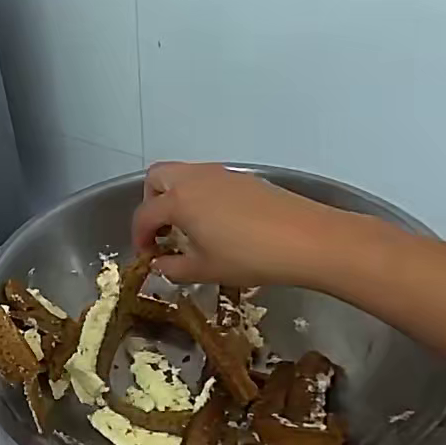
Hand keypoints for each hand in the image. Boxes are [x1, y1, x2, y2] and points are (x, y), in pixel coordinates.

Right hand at [131, 162, 346, 285]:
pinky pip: (208, 180)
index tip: (146, 255)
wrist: (307, 239)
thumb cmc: (250, 257)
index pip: (145, 215)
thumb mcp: (206, 270)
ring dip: (175, 197)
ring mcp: (222, 174)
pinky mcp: (244, 178)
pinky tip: (217, 224)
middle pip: (157, 178)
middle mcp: (195, 179)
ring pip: (184, 175)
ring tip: (188, 229)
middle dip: (151, 203)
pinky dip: (200, 196)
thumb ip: (174, 268)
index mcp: (179, 201)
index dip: (139, 236)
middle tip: (161, 231)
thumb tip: (160, 265)